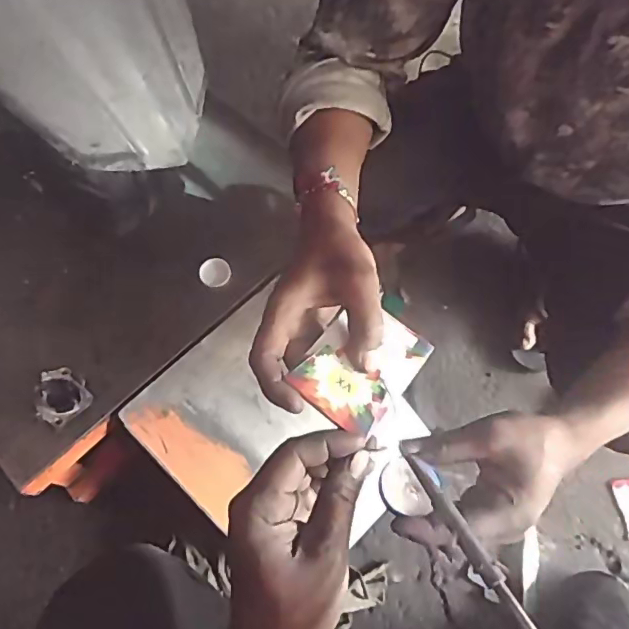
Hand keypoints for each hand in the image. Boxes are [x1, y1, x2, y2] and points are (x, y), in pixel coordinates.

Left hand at [226, 430, 374, 628]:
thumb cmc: (297, 612)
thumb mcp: (327, 553)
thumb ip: (341, 502)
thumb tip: (360, 458)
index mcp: (257, 507)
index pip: (294, 454)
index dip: (332, 442)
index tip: (368, 442)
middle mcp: (252, 501)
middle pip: (293, 459)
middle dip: (333, 452)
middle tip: (374, 452)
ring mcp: (259, 512)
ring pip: (296, 473)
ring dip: (330, 468)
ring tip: (367, 466)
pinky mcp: (269, 523)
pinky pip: (297, 493)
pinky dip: (323, 487)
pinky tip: (348, 488)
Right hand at [250, 206, 384, 412]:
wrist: (333, 223)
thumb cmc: (339, 249)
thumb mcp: (359, 285)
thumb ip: (365, 325)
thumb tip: (366, 366)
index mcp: (283, 314)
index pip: (263, 358)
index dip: (273, 386)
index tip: (296, 405)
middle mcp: (286, 323)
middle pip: (284, 367)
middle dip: (307, 389)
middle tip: (335, 405)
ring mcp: (301, 323)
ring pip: (305, 360)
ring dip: (324, 376)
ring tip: (350, 392)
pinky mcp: (316, 320)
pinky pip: (322, 347)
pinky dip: (337, 359)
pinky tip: (360, 365)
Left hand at [396, 412, 583, 550]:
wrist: (561, 440)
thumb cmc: (532, 437)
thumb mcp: (490, 434)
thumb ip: (448, 446)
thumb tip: (406, 450)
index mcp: (510, 515)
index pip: (462, 532)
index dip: (429, 530)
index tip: (399, 522)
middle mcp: (504, 529)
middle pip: (457, 537)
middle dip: (424, 528)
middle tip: (392, 513)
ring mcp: (498, 524)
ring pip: (456, 531)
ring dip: (429, 522)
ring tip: (399, 509)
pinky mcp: (491, 514)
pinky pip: (460, 519)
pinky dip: (439, 512)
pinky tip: (417, 503)